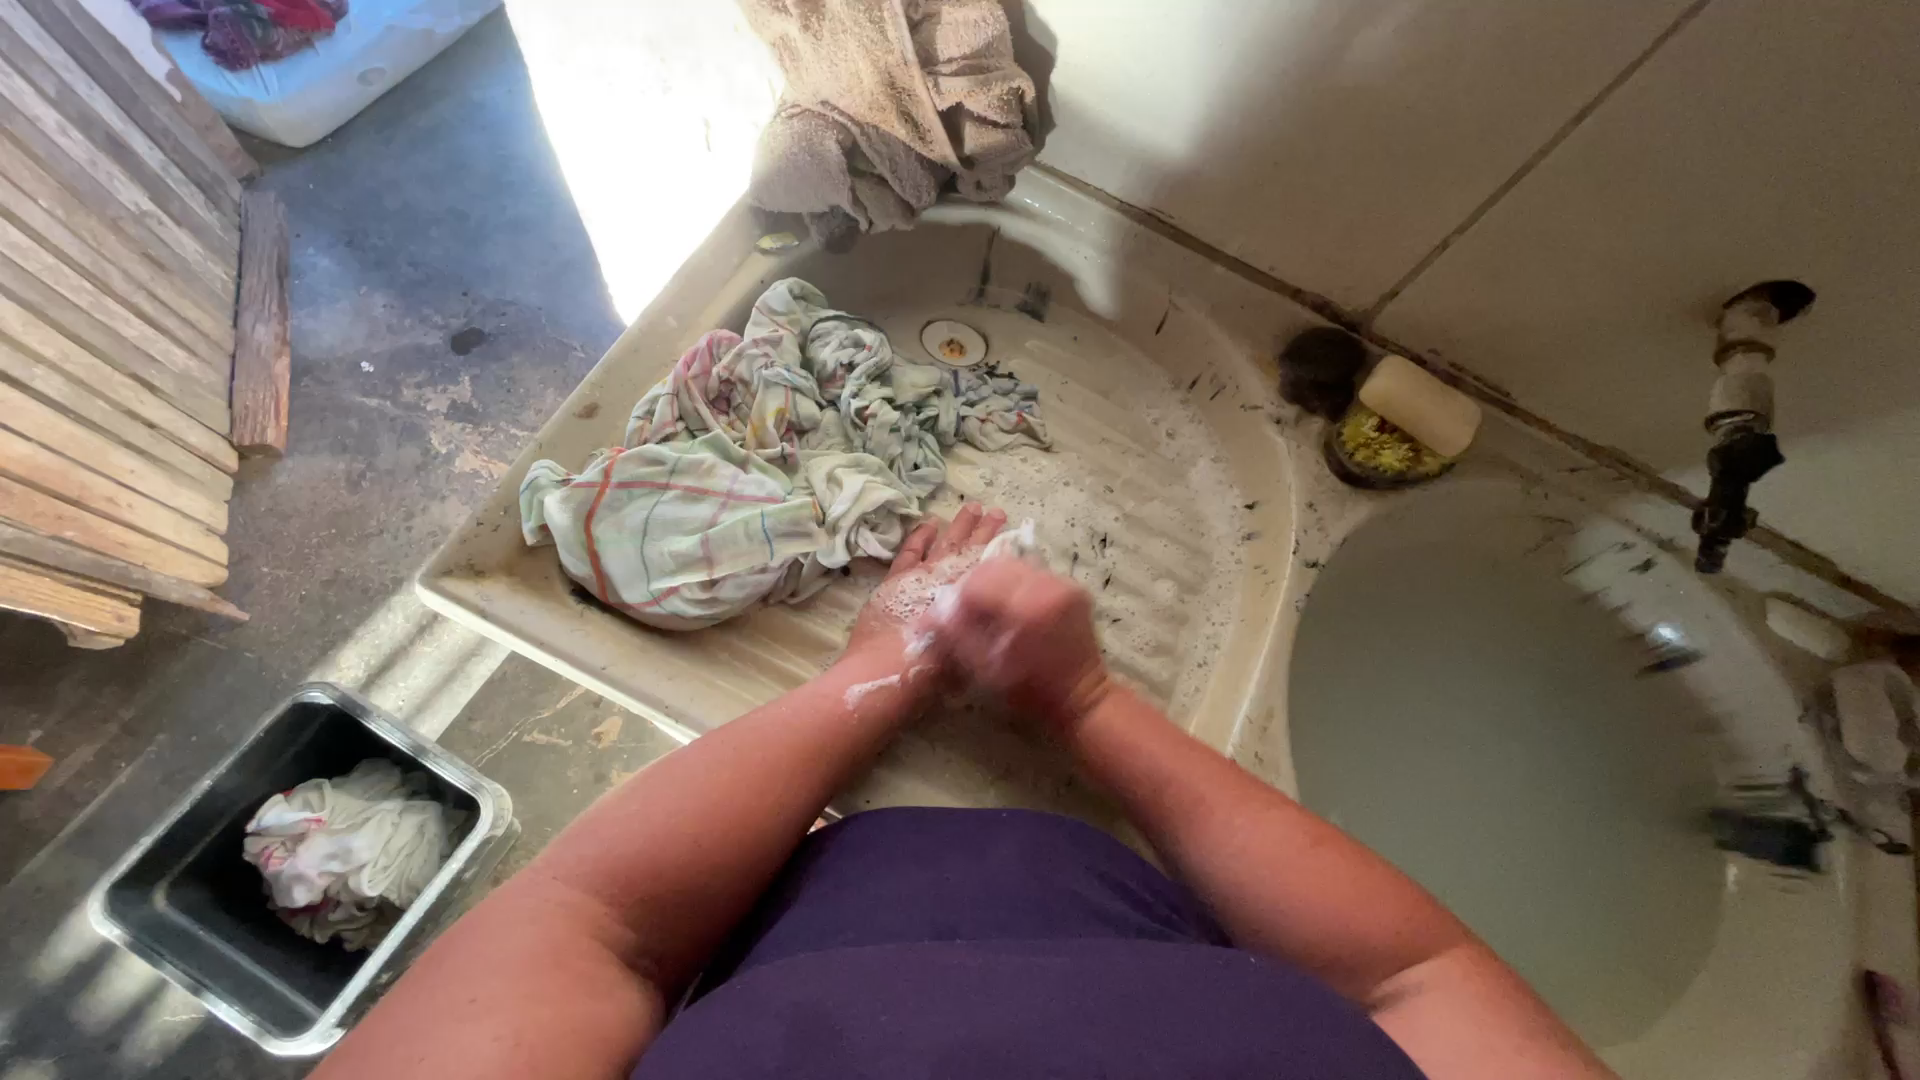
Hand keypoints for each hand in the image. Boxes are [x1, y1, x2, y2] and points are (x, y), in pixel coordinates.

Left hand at [843, 503, 1008, 671]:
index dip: (1002, 550)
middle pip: (972, 550)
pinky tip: (930, 523)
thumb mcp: (968, 658)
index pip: (992, 567)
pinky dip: (921, 535)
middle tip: (999, 512)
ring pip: (946, 543)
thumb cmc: (930, 674)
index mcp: (972, 600)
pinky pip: (911, 550)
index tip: (1013, 536)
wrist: (886, 673)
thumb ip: (980, 636)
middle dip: (986, 531)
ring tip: (973, 507)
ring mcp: (922, 577)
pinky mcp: (897, 579)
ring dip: (960, 525)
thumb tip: (995, 620)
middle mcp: (951, 582)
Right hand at [918, 556, 1113, 729]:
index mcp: (1027, 608)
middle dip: (971, 585)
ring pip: (1012, 566)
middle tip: (962, 610)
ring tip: (984, 608)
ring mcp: (1062, 583)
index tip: (947, 616)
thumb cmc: (1031, 692)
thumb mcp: (986, 670)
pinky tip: (1008, 607)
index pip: (976, 582)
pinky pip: (1030, 573)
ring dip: (991, 582)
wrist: (1083, 698)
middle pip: (994, 566)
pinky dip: (1012, 585)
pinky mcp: (1070, 586)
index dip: (955, 598)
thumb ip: (957, 635)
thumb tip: (934, 610)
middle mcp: (1047, 586)